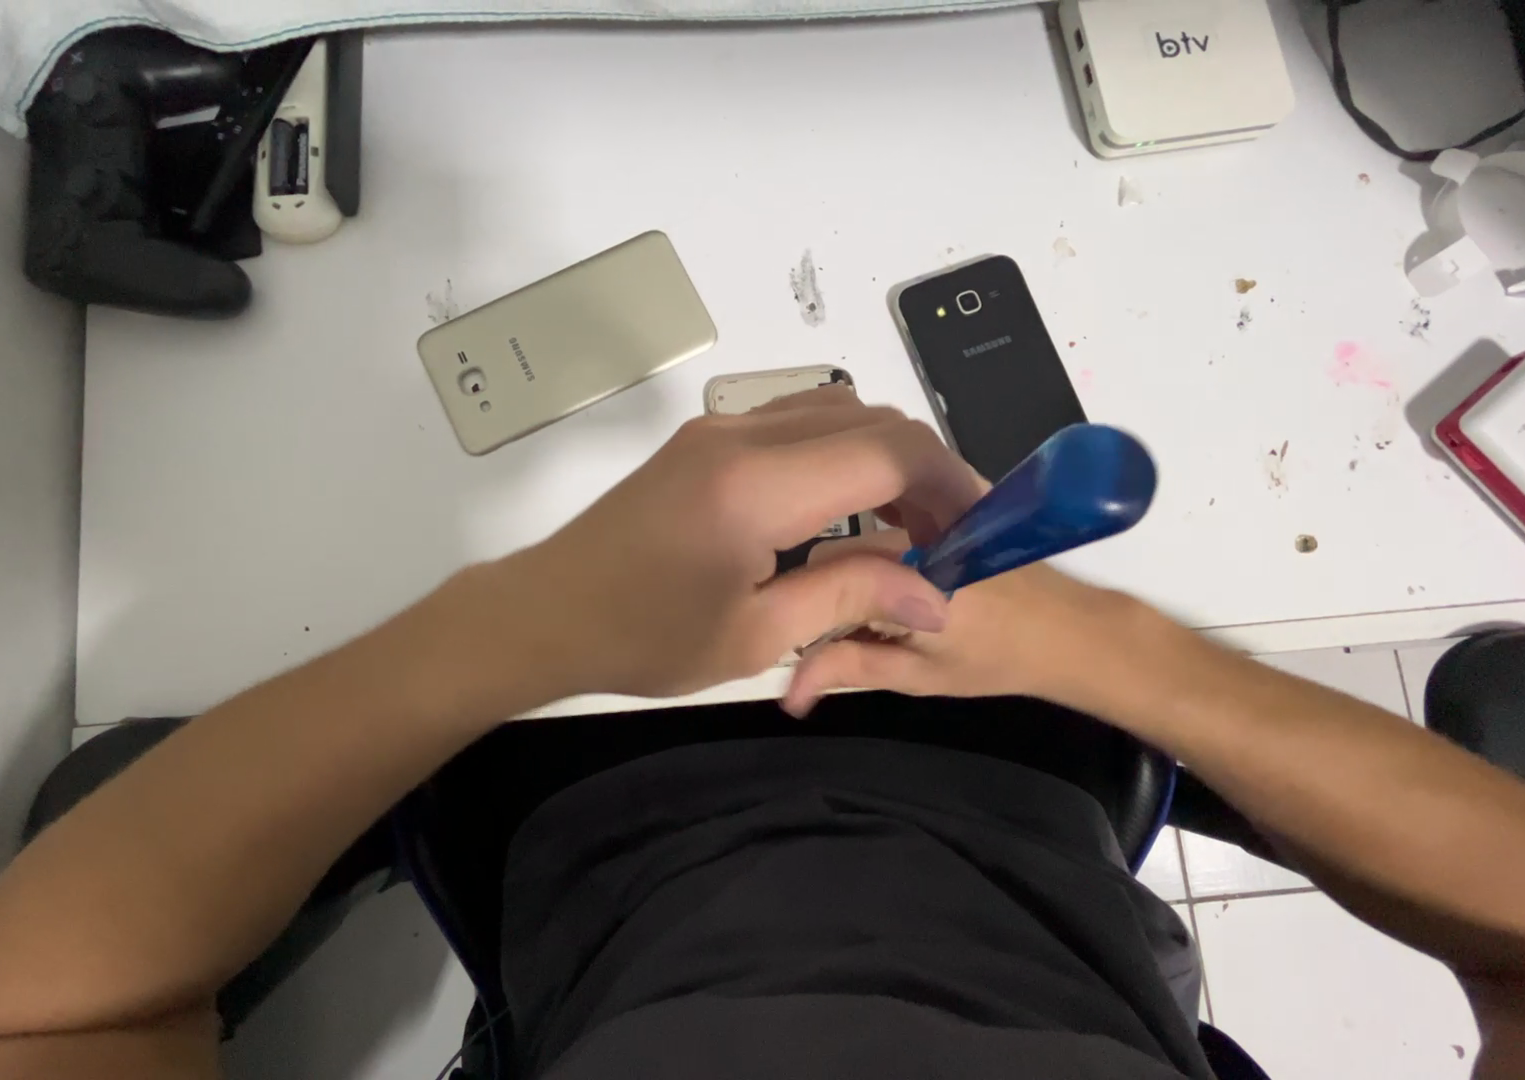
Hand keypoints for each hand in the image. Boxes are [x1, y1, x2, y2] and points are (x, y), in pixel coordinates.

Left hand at [511, 387, 984, 698]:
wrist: (549, 611)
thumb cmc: (643, 638)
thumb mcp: (754, 636)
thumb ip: (850, 596)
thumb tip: (936, 593)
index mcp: (754, 487)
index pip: (887, 450)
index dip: (949, 485)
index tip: (975, 532)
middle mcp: (738, 436)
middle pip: (868, 419)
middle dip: (925, 469)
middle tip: (948, 535)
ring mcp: (716, 429)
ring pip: (833, 411)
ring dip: (884, 454)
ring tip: (907, 523)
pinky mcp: (703, 439)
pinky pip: (795, 422)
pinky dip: (840, 450)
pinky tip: (848, 504)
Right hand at [783, 533, 1157, 716]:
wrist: (1068, 630)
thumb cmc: (994, 660)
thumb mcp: (917, 675)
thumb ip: (848, 669)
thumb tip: (787, 692)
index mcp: (901, 573)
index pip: (816, 577)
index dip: (806, 609)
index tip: (813, 636)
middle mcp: (909, 530)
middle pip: (833, 552)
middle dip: (829, 589)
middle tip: (851, 626)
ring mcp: (925, 509)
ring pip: (856, 530)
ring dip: (852, 564)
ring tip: (874, 600)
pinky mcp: (941, 501)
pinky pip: (886, 512)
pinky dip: (875, 536)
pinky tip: (889, 568)